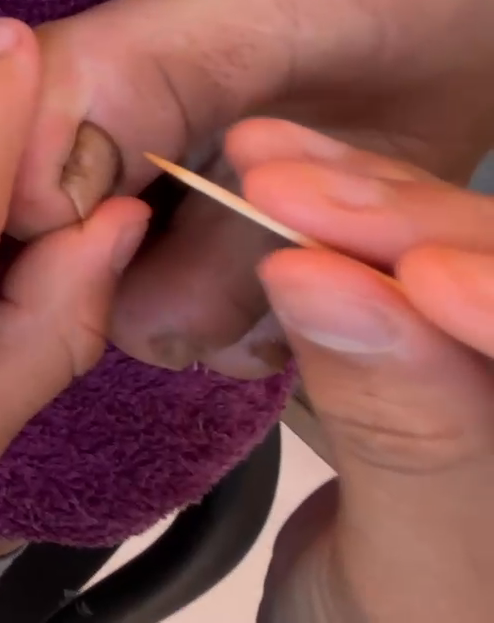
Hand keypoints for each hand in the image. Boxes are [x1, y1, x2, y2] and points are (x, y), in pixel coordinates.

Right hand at [221, 119, 493, 622]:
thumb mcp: (424, 575)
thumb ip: (407, 434)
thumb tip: (313, 278)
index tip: (414, 273)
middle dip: (427, 231)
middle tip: (285, 187)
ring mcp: (492, 360)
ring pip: (470, 260)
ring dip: (370, 205)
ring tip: (265, 162)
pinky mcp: (449, 346)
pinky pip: (405, 271)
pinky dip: (336, 226)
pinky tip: (274, 181)